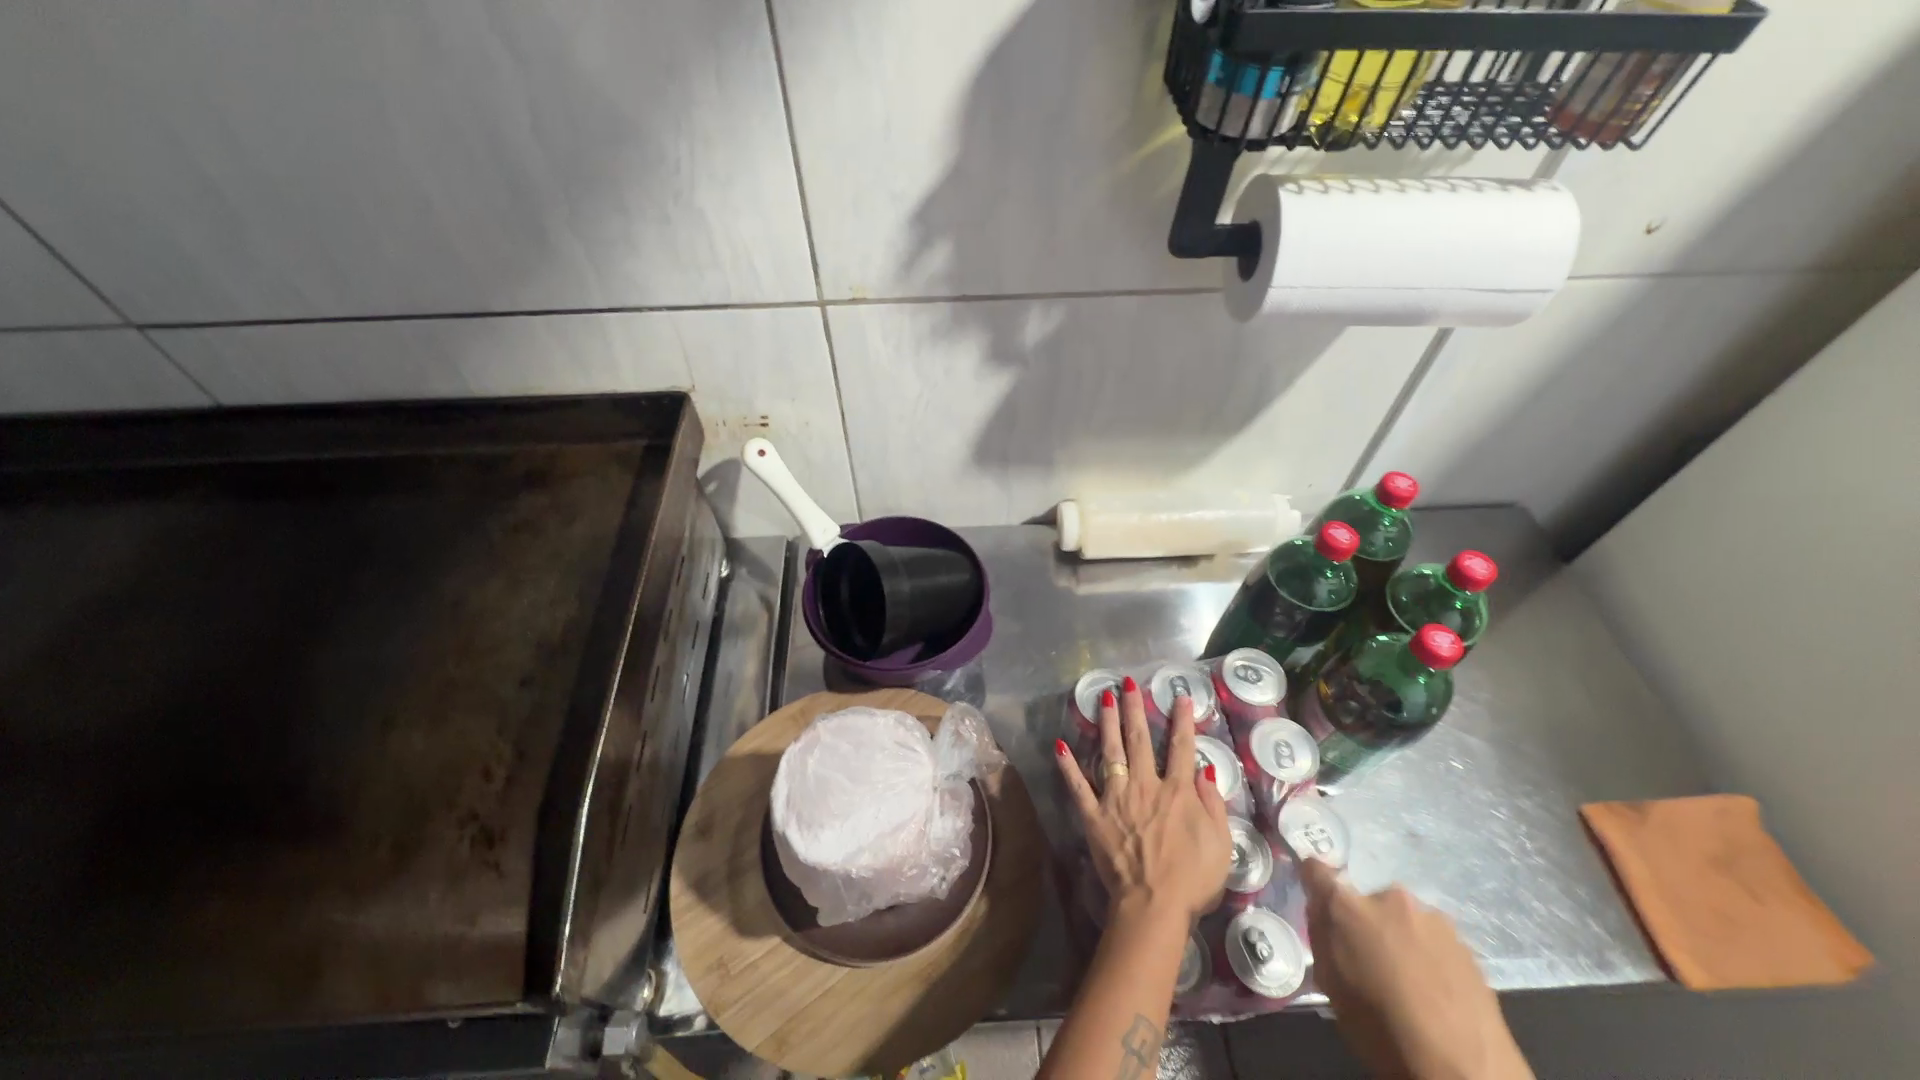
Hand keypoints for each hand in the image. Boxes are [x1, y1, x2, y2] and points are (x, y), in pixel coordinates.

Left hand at [1053, 675, 1230, 924]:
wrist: (1153, 904)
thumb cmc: (1192, 879)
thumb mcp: (1220, 843)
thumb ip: (1213, 804)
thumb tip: (1205, 772)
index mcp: (1179, 792)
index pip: (1182, 747)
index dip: (1181, 719)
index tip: (1178, 695)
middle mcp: (1146, 785)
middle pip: (1140, 739)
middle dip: (1134, 708)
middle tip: (1128, 683)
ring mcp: (1117, 798)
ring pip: (1110, 752)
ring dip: (1106, 723)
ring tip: (1102, 698)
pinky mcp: (1094, 816)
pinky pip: (1078, 787)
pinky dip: (1068, 766)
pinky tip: (1059, 745)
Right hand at [1301, 859, 1533, 1079]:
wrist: (1462, 1066)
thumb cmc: (1381, 1027)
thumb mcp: (1332, 984)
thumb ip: (1321, 934)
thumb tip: (1320, 907)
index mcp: (1350, 907)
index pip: (1317, 871)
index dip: (1312, 879)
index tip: (1314, 895)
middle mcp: (1392, 899)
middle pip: (1367, 900)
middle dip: (1364, 922)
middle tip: (1368, 961)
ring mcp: (1434, 919)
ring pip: (1404, 919)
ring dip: (1398, 938)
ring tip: (1406, 981)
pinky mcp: (1466, 943)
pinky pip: (1433, 939)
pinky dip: (1427, 955)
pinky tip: (1432, 991)